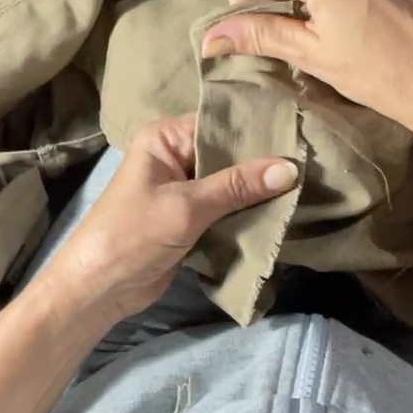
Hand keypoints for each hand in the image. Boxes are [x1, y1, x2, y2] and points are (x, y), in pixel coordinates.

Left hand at [36, 114, 297, 325]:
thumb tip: (291, 168)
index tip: (299, 131)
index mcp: (165, 139)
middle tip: (312, 161)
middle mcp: (175, 158)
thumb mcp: (187, 207)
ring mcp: (184, 191)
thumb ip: (238, 187)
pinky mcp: (191, 221)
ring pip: (231, 185)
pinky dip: (248, 214)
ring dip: (259, 192)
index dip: (256, 128)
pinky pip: (227, 210)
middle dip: (263, 163)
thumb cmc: (132, 235)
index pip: (218, 123)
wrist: (100, 288)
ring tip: (307, 185)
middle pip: (228, 154)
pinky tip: (283, 212)